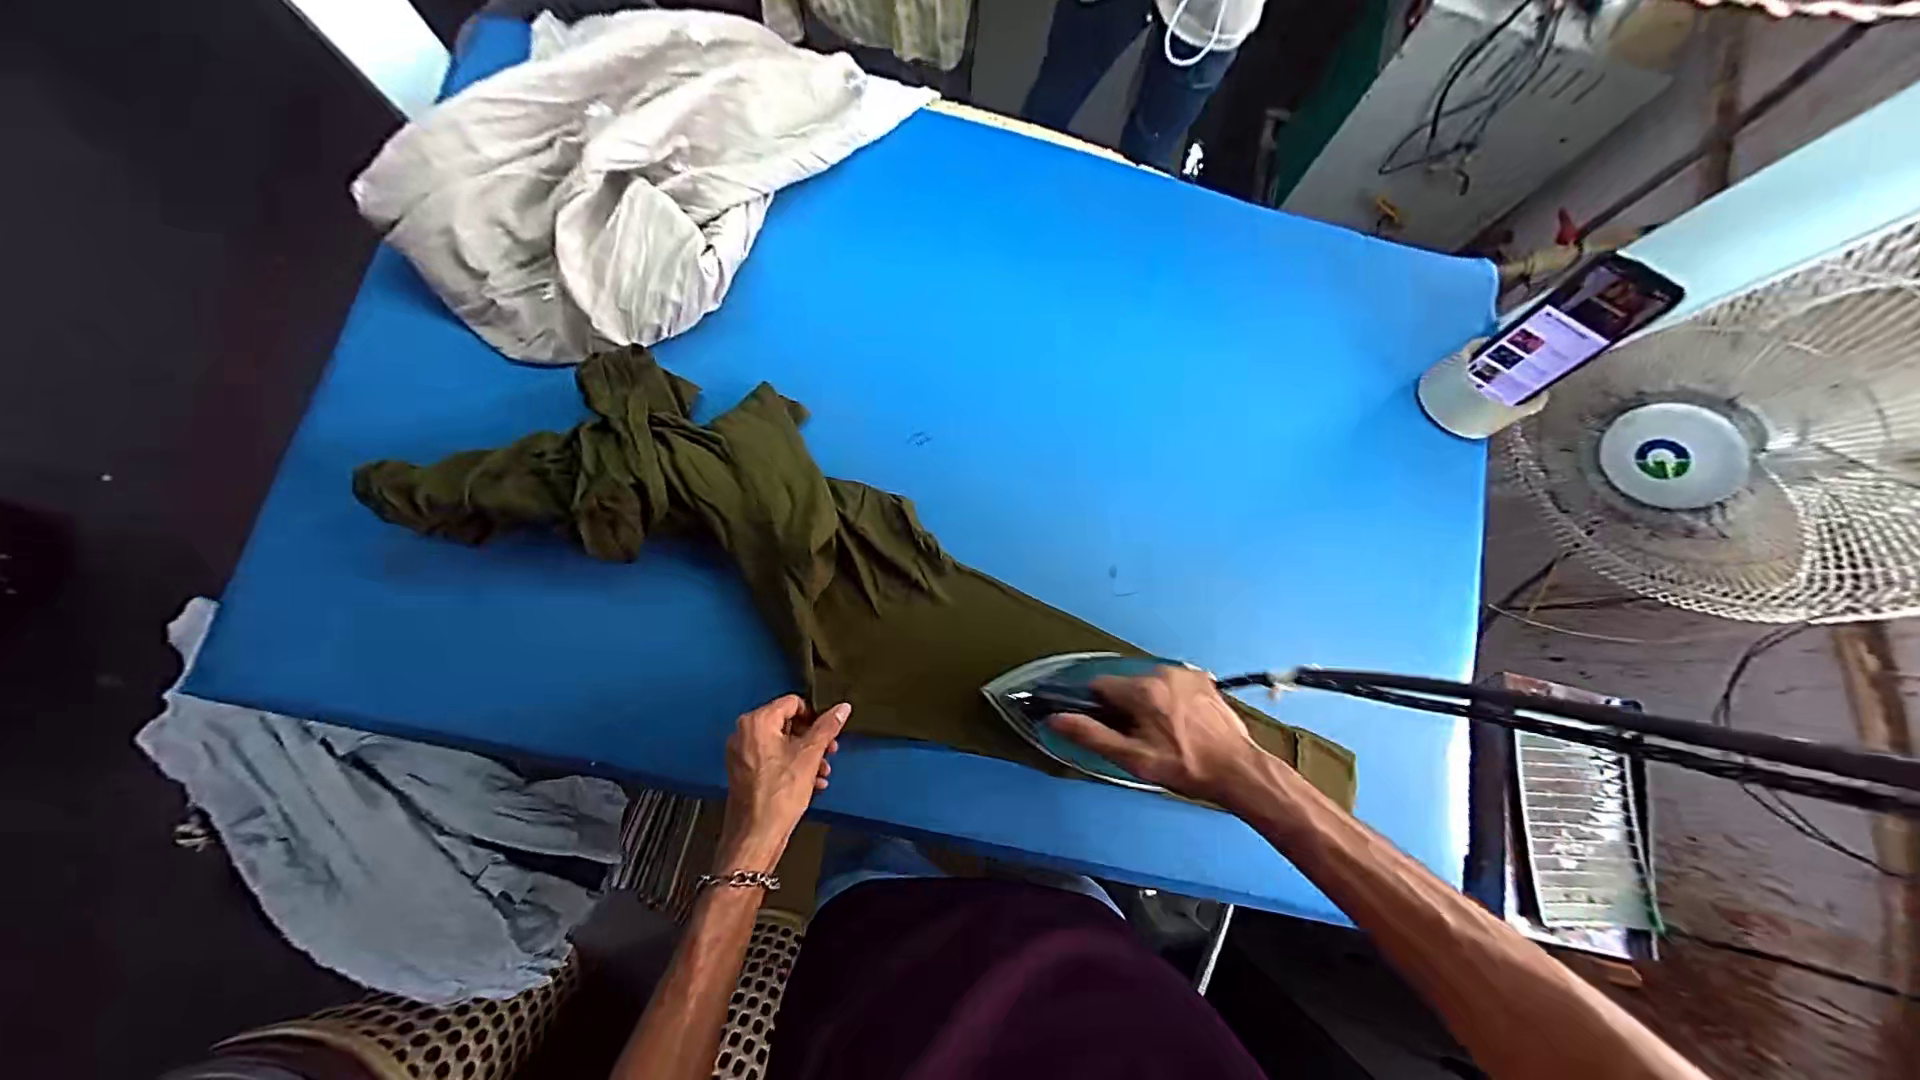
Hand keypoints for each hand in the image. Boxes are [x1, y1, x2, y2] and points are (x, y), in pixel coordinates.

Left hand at [718, 695, 848, 872]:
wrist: (756, 836)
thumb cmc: (779, 795)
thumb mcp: (811, 755)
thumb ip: (827, 727)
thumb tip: (841, 708)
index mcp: (757, 722)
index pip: (793, 703)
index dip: (814, 716)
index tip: (827, 732)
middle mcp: (743, 733)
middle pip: (786, 723)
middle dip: (811, 738)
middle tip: (829, 751)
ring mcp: (741, 753)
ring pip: (781, 743)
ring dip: (805, 754)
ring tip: (822, 771)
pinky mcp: (743, 771)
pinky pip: (771, 758)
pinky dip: (791, 765)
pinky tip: (810, 781)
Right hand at [1046, 666, 1267, 804]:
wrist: (1237, 770)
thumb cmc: (1184, 767)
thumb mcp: (1133, 758)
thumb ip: (1091, 735)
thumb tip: (1056, 718)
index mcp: (1141, 690)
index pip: (1099, 686)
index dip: (1099, 708)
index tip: (1112, 727)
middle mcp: (1161, 673)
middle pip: (1124, 685)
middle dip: (1126, 707)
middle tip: (1142, 737)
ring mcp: (1184, 674)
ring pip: (1148, 683)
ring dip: (1148, 702)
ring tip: (1166, 732)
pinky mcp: (1202, 679)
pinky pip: (1171, 683)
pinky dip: (1169, 698)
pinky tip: (1182, 722)